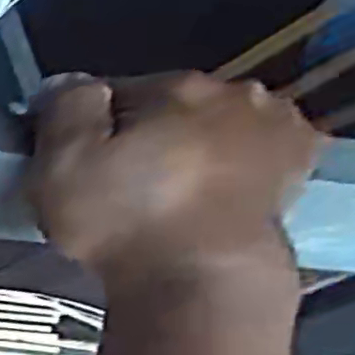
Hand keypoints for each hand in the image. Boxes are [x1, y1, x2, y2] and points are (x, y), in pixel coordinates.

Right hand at [27, 72, 321, 291]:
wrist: (197, 271)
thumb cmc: (119, 219)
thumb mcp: (62, 166)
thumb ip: (64, 114)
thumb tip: (64, 83)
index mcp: (174, 89)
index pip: (111, 91)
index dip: (79, 126)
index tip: (61, 161)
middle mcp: (233, 93)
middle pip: (164, 108)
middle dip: (135, 136)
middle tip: (102, 183)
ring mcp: (273, 125)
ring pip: (207, 128)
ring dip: (180, 149)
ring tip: (149, 194)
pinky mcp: (293, 162)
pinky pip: (245, 152)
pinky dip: (220, 166)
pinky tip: (194, 195)